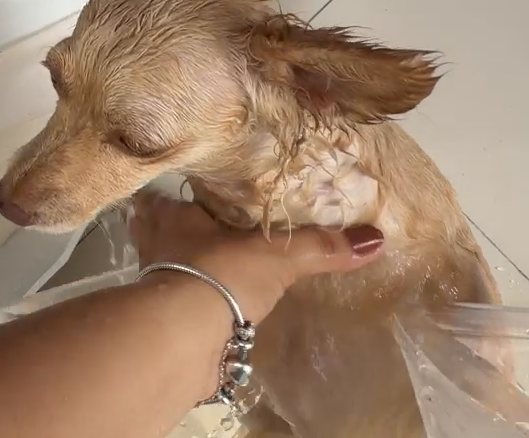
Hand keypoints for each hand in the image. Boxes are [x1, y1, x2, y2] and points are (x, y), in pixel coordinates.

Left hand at [127, 190, 385, 323]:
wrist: (184, 334)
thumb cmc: (220, 274)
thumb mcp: (274, 254)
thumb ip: (317, 245)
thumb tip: (374, 237)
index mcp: (172, 213)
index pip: (172, 194)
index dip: (183, 196)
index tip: (201, 197)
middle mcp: (154, 239)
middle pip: (162, 227)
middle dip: (179, 230)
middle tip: (205, 232)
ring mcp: (153, 276)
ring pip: (165, 262)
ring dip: (182, 264)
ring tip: (208, 266)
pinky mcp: (159, 313)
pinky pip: (175, 297)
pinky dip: (188, 298)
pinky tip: (207, 303)